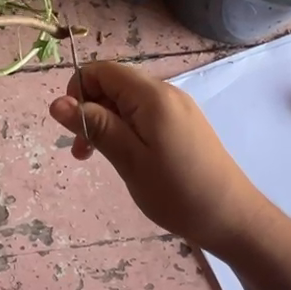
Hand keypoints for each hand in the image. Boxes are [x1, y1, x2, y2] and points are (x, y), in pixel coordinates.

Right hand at [48, 60, 266, 253]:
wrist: (234, 219)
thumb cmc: (177, 192)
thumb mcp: (129, 160)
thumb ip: (95, 126)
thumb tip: (57, 102)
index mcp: (152, 96)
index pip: (102, 70)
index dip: (78, 90)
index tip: (72, 126)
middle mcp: (166, 92)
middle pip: (114, 83)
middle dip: (90, 109)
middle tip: (82, 152)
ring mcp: (177, 108)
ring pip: (127, 101)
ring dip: (106, 122)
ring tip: (98, 158)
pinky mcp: (184, 124)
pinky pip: (144, 113)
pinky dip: (126, 129)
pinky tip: (127, 157)